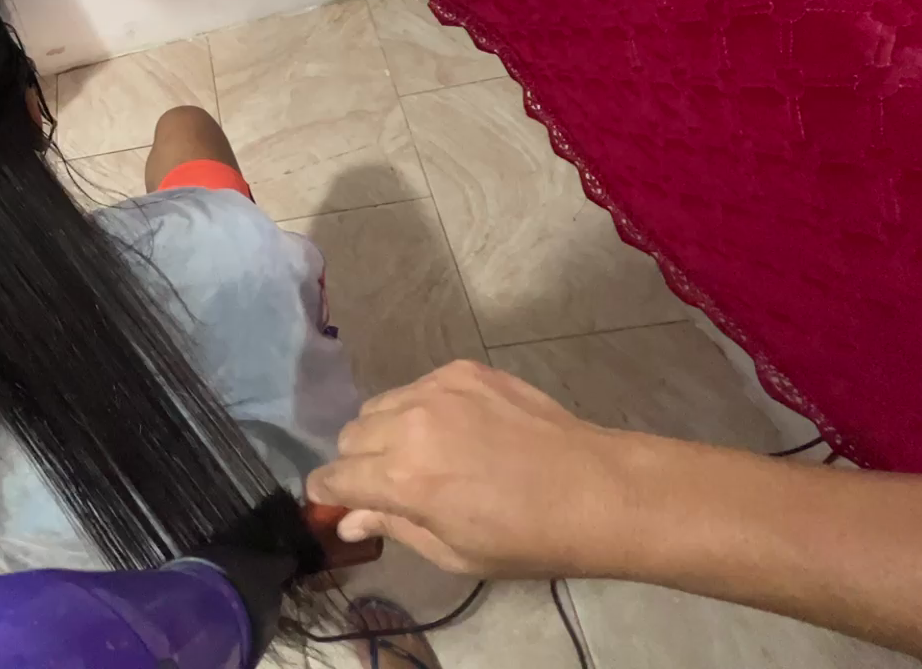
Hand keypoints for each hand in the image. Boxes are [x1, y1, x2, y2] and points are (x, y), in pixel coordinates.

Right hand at [307, 360, 650, 577]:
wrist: (596, 490)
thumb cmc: (526, 538)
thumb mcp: (454, 551)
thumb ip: (392, 527)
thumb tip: (347, 522)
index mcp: (403, 478)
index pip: (335, 476)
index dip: (326, 490)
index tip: (330, 497)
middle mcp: (407, 424)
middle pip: (350, 435)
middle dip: (359, 461)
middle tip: (390, 481)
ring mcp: (434, 390)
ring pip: (378, 405)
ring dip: (385, 431)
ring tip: (423, 450)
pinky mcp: (459, 370)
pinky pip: (417, 387)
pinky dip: (421, 408)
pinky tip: (456, 428)